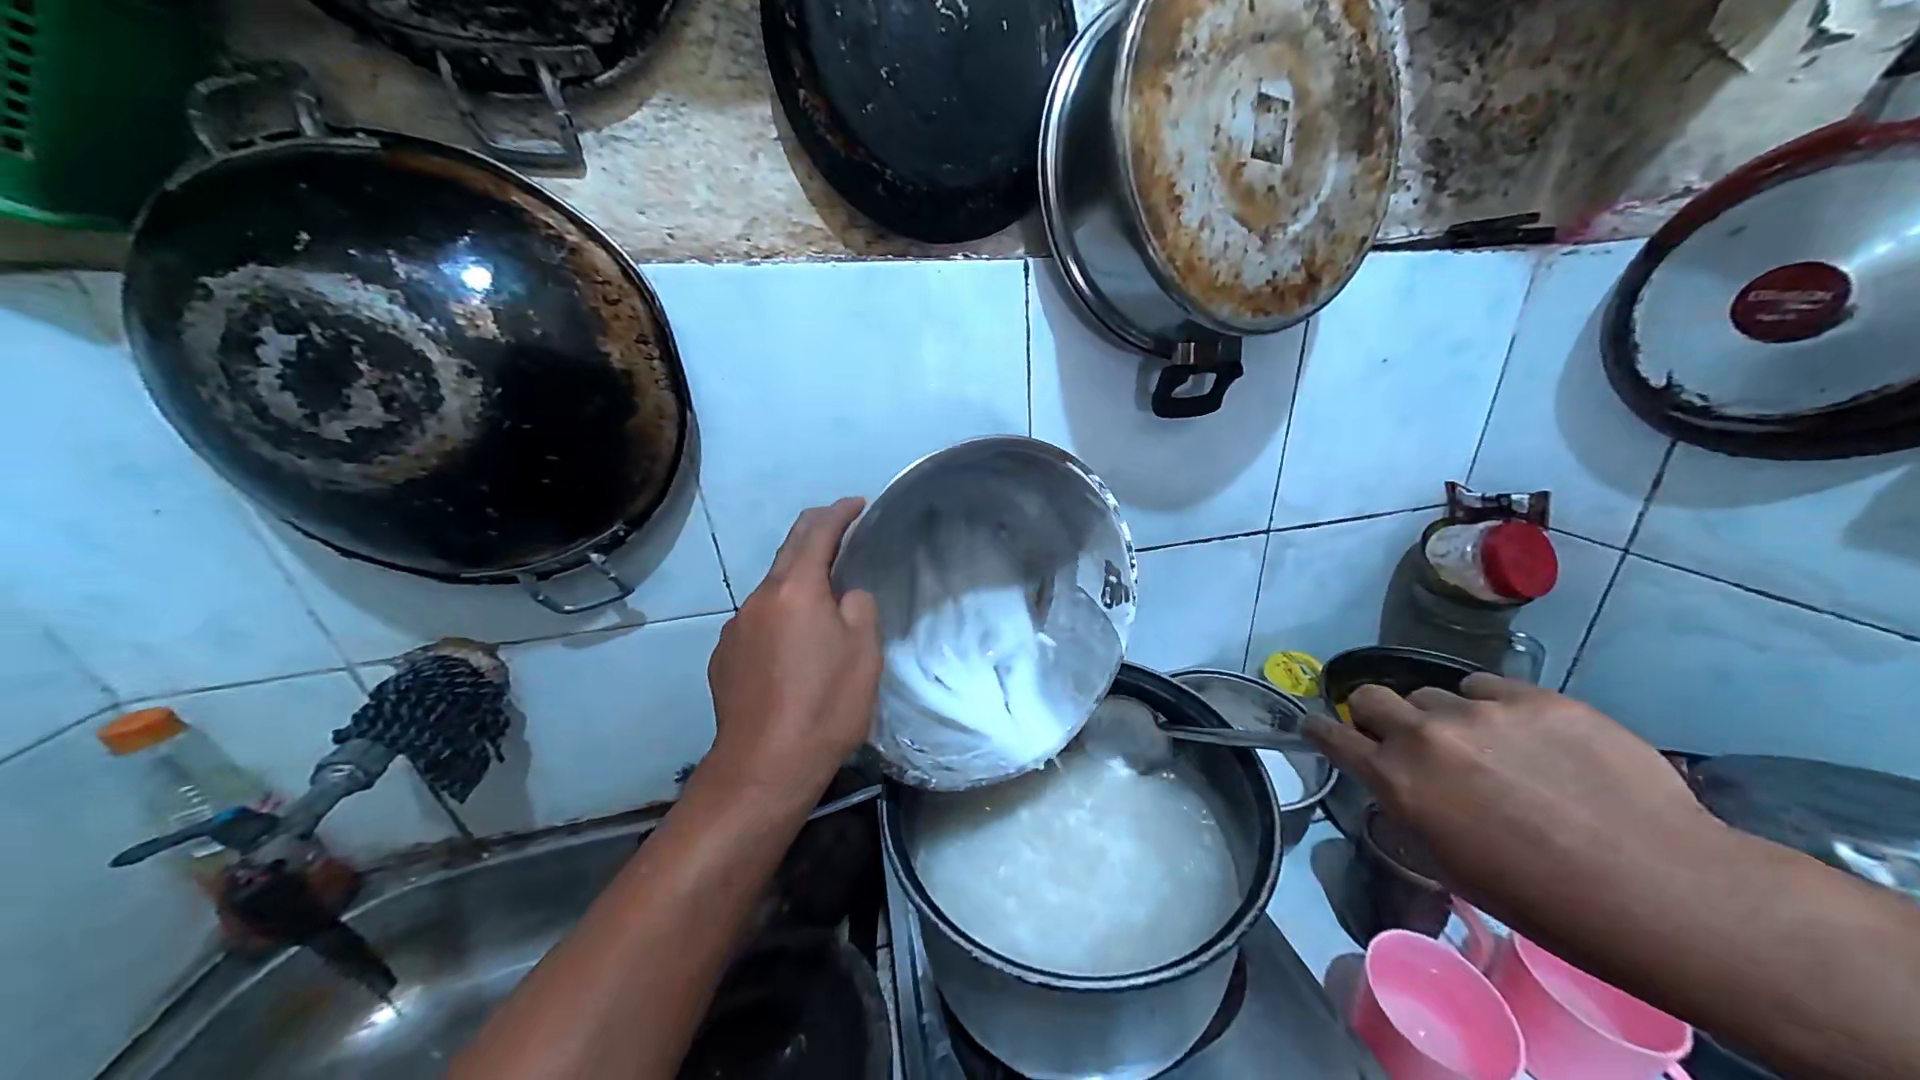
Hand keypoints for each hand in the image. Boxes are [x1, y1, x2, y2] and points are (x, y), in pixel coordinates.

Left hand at [705, 498, 881, 799]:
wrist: (765, 765)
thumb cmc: (825, 705)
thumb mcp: (864, 653)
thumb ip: (859, 608)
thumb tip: (845, 596)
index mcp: (796, 590)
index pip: (817, 533)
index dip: (839, 513)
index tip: (856, 504)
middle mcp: (759, 599)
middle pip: (788, 553)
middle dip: (816, 534)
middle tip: (841, 529)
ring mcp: (735, 628)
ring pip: (773, 592)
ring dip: (798, 584)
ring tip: (823, 604)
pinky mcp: (724, 657)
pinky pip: (758, 624)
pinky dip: (780, 619)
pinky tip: (793, 650)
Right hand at [1306, 674, 1721, 913]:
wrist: (1661, 887)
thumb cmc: (1544, 899)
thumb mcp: (1449, 864)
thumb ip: (1410, 810)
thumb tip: (1403, 786)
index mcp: (1398, 782)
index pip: (1333, 737)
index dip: (1321, 730)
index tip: (1318, 726)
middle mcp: (1426, 736)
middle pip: (1372, 697)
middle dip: (1379, 715)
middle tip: (1410, 739)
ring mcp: (1481, 711)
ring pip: (1435, 694)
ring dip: (1445, 717)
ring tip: (1489, 746)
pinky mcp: (1536, 698)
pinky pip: (1490, 688)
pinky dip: (1495, 708)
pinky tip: (1531, 738)